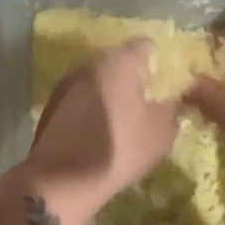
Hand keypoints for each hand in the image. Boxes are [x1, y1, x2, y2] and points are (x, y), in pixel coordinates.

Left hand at [0, 42, 177, 224]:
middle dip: (134, 77)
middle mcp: (91, 63)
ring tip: (123, 118)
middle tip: (147, 101)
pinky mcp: (53, 102)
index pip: (145, 46)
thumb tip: (171, 97)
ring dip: (111, 91)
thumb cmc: (120, 149)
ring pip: (98, 78)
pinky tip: (99, 129)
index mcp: (120, 62)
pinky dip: (93, 104)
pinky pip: (82, 95)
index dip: (159, 61)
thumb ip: (171, 108)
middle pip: (119, 60)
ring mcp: (68, 81)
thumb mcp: (160, 133)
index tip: (166, 82)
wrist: (62, 179)